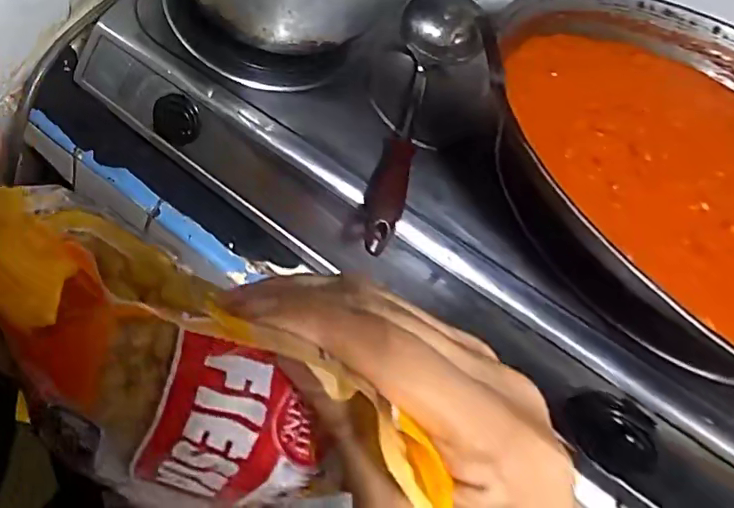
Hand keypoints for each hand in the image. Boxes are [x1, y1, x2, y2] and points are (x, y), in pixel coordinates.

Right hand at [223, 276, 573, 507]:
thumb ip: (348, 436)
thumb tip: (281, 352)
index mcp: (497, 430)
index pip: (386, 346)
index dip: (307, 321)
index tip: (240, 316)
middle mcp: (501, 382)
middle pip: (381, 312)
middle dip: (296, 300)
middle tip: (232, 307)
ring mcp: (490, 366)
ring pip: (382, 301)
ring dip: (309, 297)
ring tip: (252, 306)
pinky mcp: (472, 363)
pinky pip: (393, 315)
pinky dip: (336, 309)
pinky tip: (298, 316)